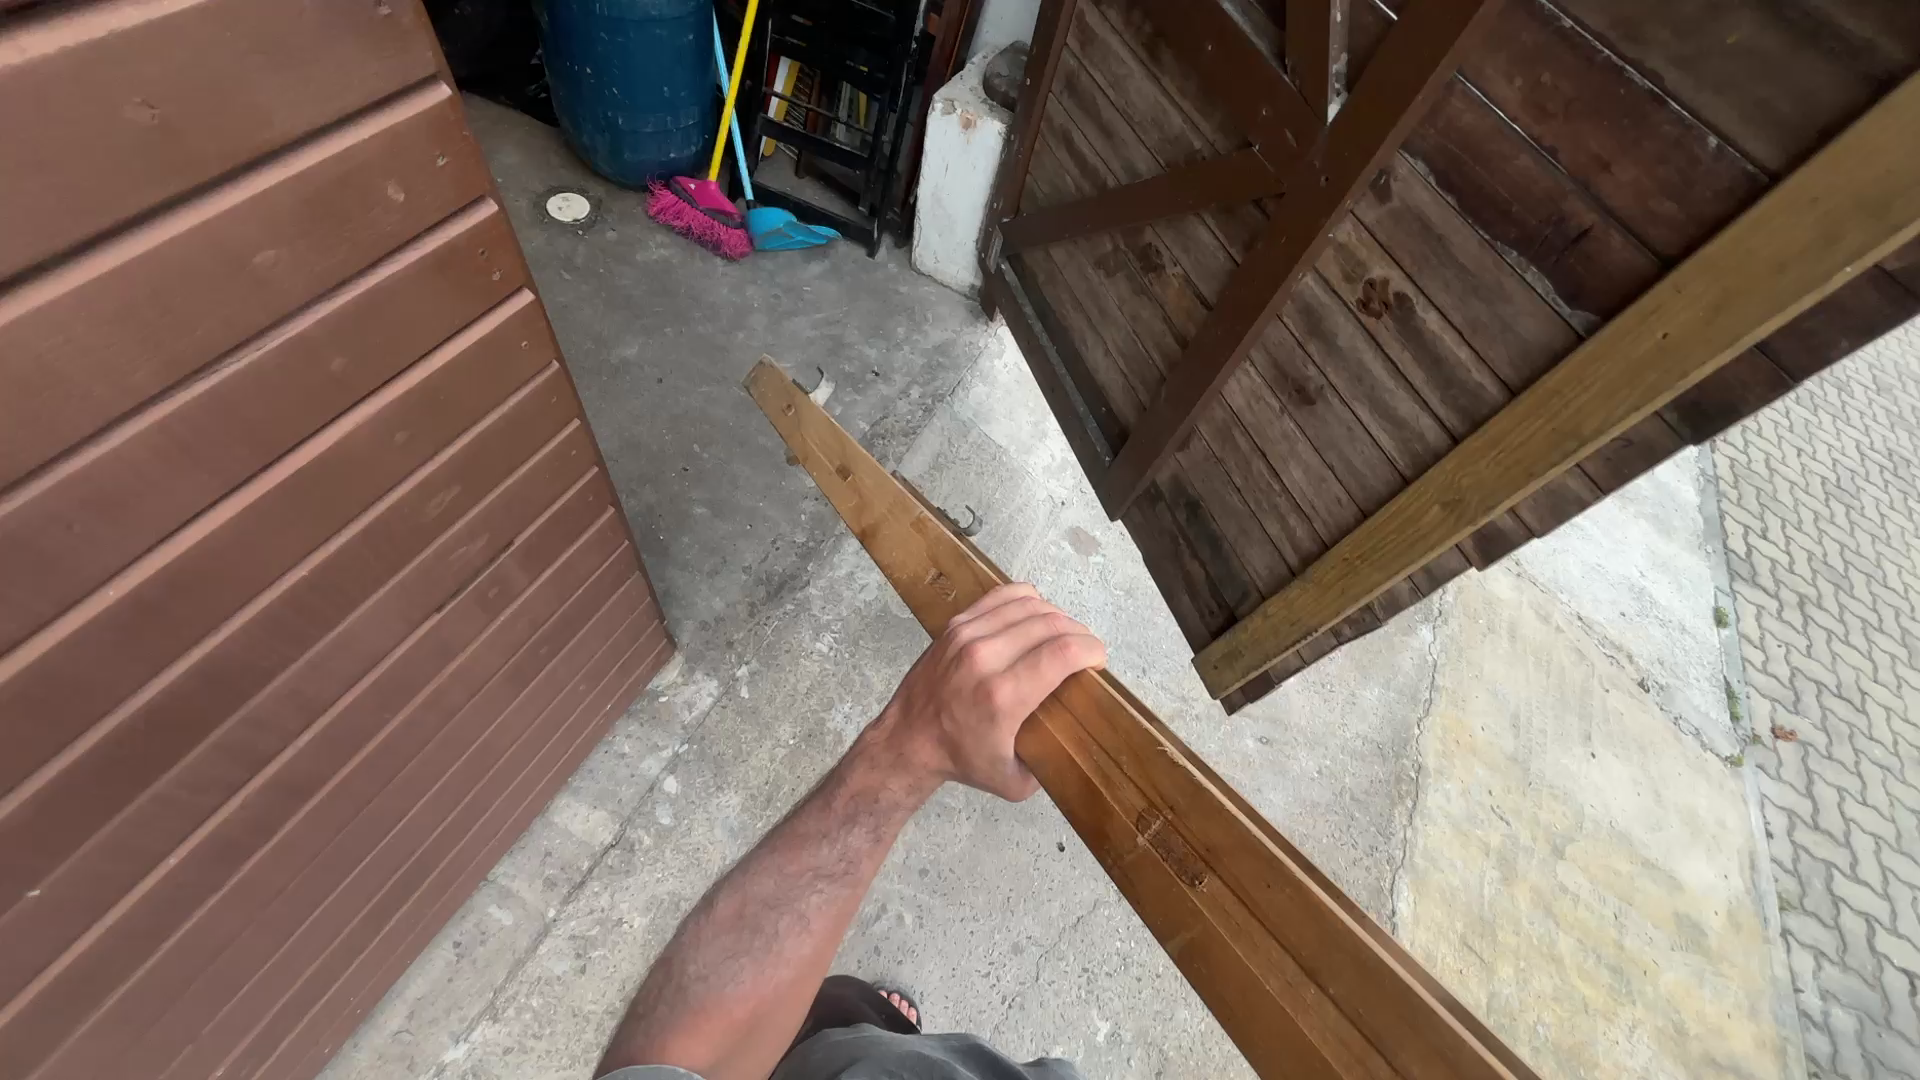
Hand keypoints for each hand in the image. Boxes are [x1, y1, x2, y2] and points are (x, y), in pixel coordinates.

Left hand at [868, 583, 1107, 800]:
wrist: (907, 740)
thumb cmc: (961, 760)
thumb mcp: (1013, 782)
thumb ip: (1048, 765)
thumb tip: (1075, 739)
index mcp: (1003, 697)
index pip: (1061, 653)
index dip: (1091, 649)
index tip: (1098, 660)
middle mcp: (985, 658)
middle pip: (1050, 624)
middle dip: (1079, 633)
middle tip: (1085, 650)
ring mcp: (967, 636)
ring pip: (1028, 605)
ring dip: (1056, 615)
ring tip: (1064, 633)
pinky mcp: (956, 625)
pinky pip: (1002, 596)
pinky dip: (1028, 600)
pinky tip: (1037, 614)